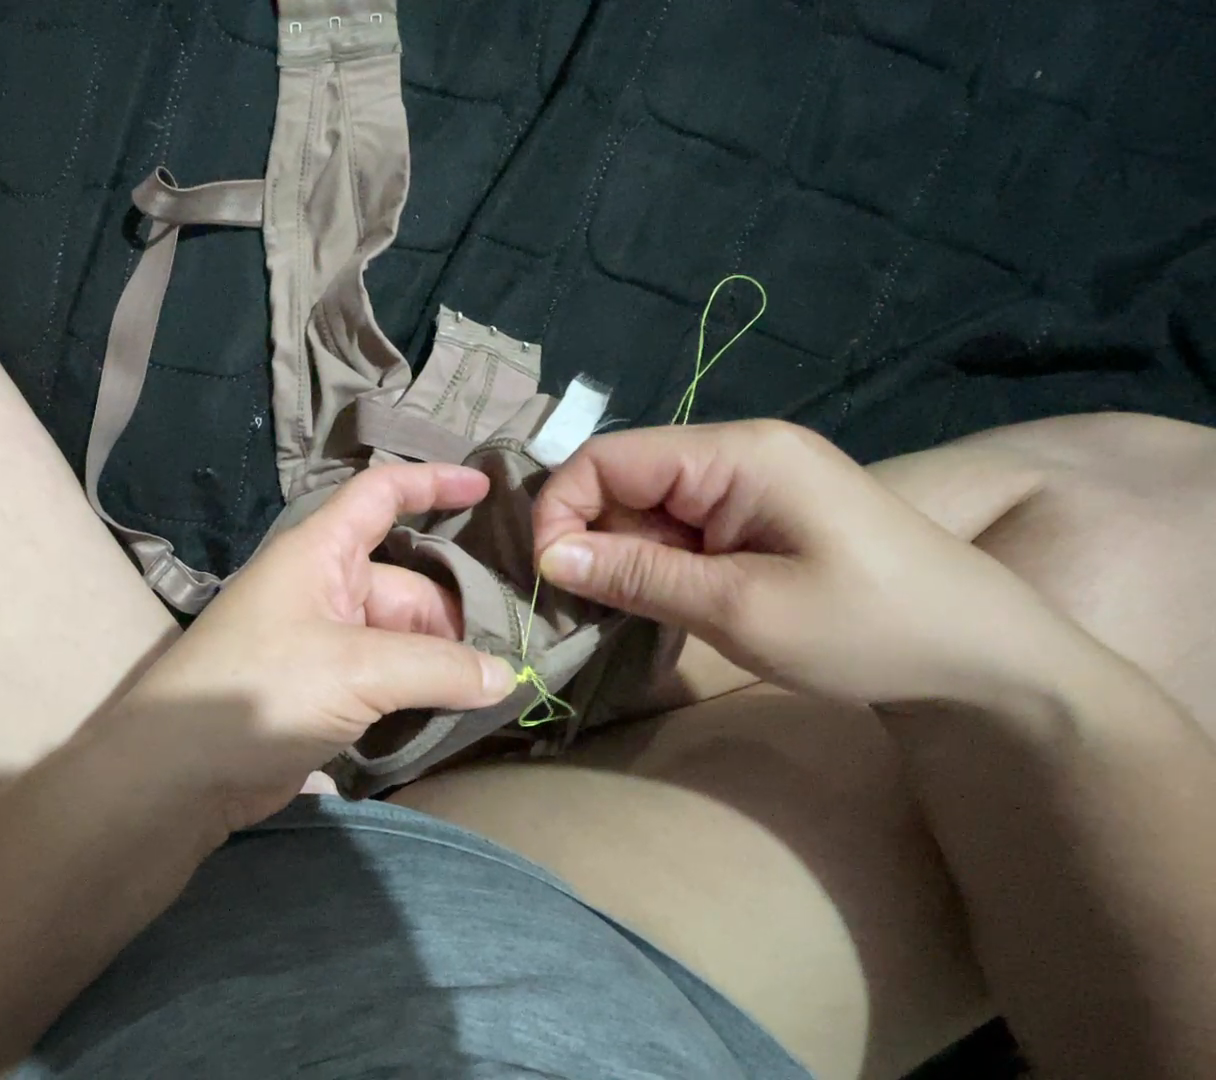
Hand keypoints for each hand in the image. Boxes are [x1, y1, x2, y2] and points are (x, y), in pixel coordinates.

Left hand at [92, 464, 516, 831]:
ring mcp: (321, 641)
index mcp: (319, 553)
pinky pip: (384, 676)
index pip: (379, 495)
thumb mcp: (356, 670)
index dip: (431, 483)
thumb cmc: (262, 690)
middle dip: (454, 616)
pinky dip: (417, 690)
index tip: (487, 487)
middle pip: (406, 584)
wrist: (182, 771)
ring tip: (491, 692)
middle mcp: (322, 589)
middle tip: (508, 658)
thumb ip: (438, 668)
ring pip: (400, 636)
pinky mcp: (322, 689)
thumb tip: (506, 676)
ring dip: (440, 661)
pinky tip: (453, 713)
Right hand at [531, 420, 1086, 708]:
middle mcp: (737, 451)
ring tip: (623, 609)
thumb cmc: (869, 630)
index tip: (546, 574)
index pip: (606, 457)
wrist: (984, 661)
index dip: (560, 509)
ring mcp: (747, 482)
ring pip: (641, 505)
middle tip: (580, 603)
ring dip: (617, 554)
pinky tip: (657, 600)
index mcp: (738, 453)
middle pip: (620, 477)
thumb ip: (636, 574)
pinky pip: (673, 525)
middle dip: (586, 535)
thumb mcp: (739, 609)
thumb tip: (544, 554)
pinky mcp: (753, 513)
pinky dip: (650, 562)